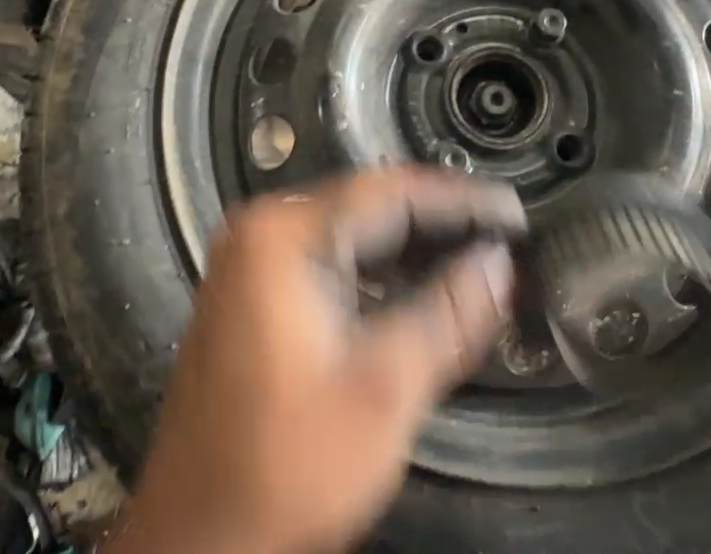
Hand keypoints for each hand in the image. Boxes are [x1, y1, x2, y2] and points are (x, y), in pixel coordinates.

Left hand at [109, 167, 525, 553]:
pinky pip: (328, 264)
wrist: (201, 537)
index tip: (509, 215)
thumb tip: (496, 267)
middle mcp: (258, 237)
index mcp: (282, 237)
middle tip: (501, 240)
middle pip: (368, 207)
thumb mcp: (385, 388)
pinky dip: (377, 275)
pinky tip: (418, 294)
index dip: (461, 201)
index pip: (391, 191)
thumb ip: (451, 314)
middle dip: (440, 225)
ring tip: (474, 266)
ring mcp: (249, 266)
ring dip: (411, 251)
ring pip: (350, 236)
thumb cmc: (279, 470)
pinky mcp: (251, 298)